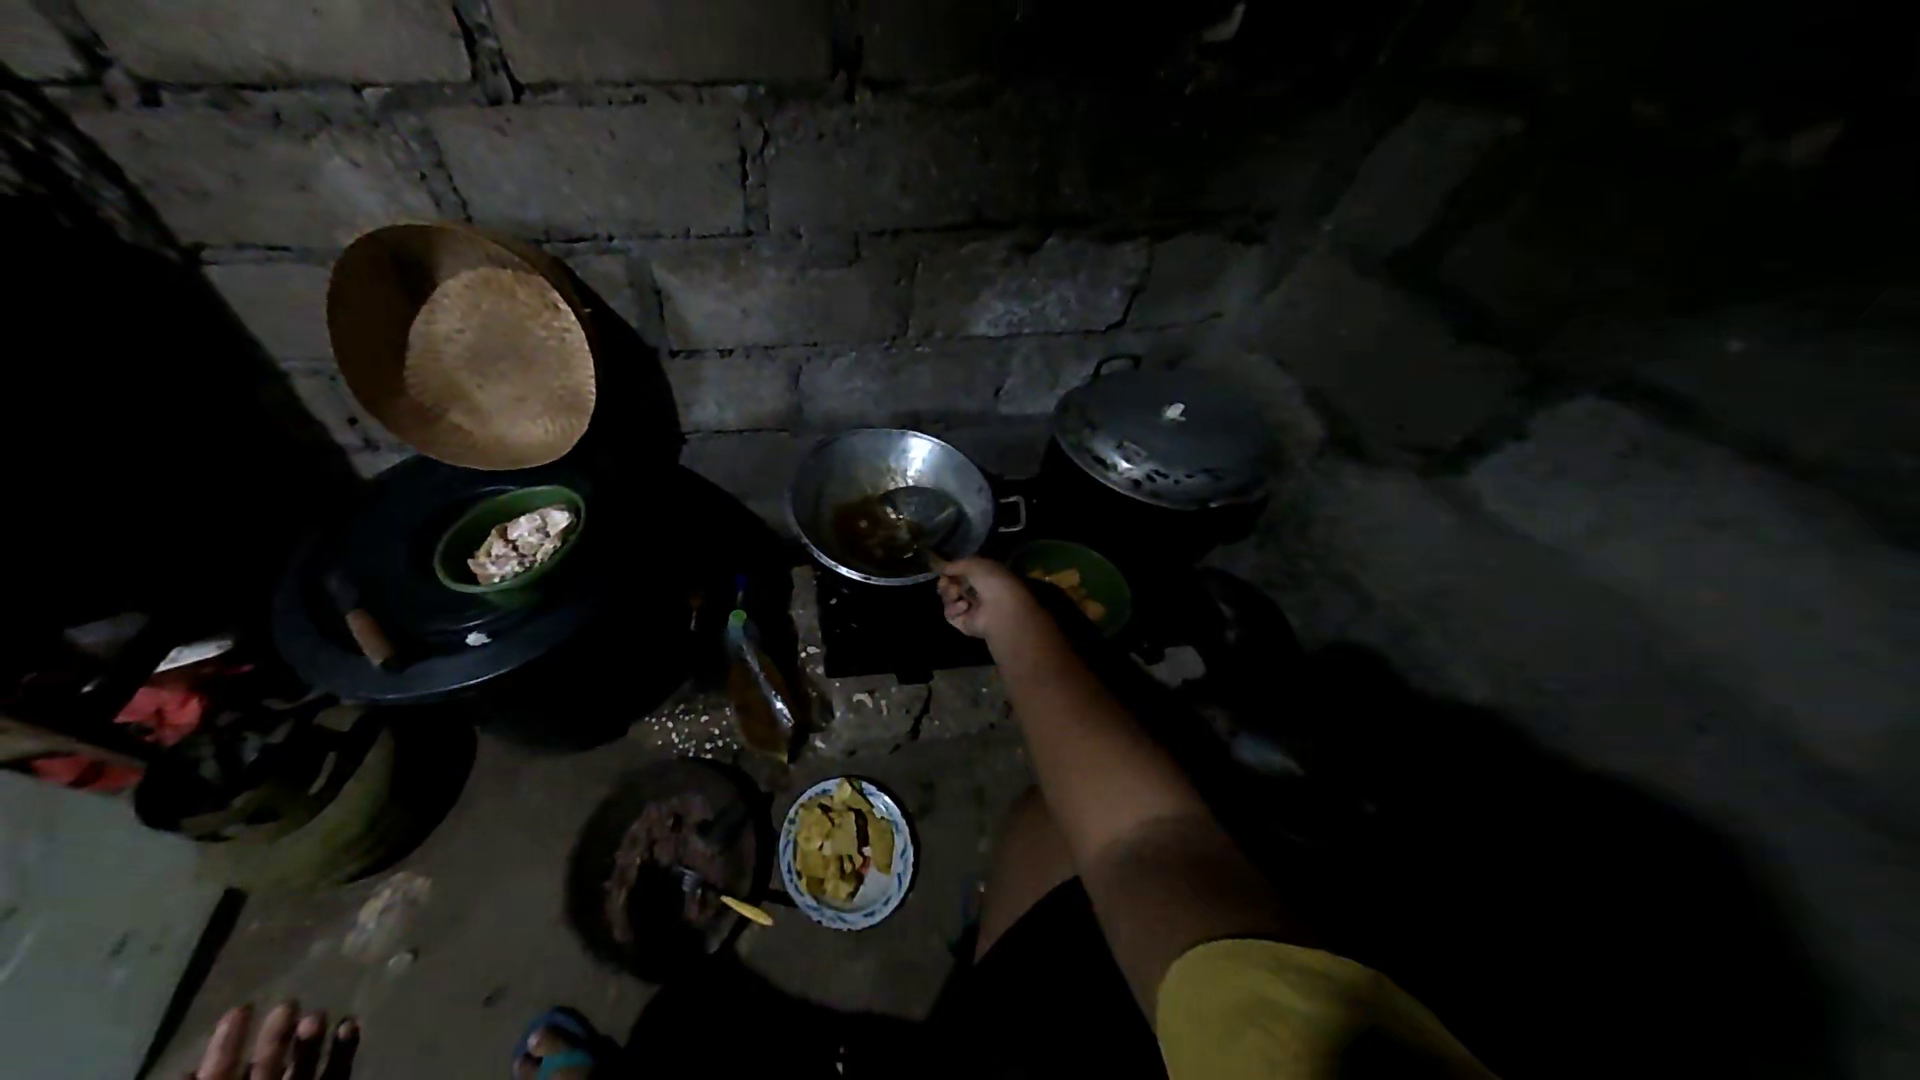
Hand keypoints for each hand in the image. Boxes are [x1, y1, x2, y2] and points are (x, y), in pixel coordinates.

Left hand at [188, 1002, 357, 1079]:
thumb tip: (183, 1073)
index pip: (220, 1072)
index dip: (228, 1041)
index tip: (243, 1007)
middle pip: (268, 1061)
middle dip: (278, 1033)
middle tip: (289, 1003)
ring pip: (304, 1063)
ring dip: (311, 1038)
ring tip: (318, 1016)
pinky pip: (339, 1071)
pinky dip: (346, 1047)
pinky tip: (350, 1024)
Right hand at [937, 557, 1043, 642]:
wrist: (1001, 609)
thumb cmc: (992, 582)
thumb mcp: (974, 565)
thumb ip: (956, 565)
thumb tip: (942, 567)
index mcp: (983, 577)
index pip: (961, 573)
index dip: (951, 570)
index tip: (943, 570)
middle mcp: (976, 592)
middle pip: (951, 586)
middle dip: (946, 582)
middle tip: (946, 581)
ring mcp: (970, 609)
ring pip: (948, 599)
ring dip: (949, 593)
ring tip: (956, 593)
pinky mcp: (964, 623)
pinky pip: (950, 614)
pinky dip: (954, 608)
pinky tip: (965, 606)